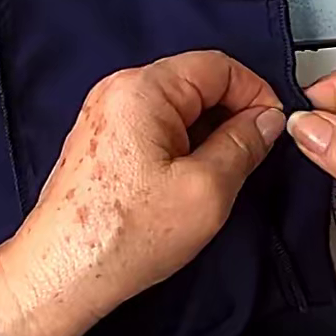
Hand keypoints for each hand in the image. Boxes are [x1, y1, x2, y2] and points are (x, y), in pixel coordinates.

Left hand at [0, 51, 288, 335]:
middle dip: (229, 115)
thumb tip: (266, 120)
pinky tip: (182, 182)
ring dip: (203, 134)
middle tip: (247, 158)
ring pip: (174, 108)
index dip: (255, 93)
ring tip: (211, 178)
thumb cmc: (120, 235)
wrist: (61, 270)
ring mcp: (102, 115)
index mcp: (140, 89)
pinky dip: (177, 145)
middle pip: (193, 83)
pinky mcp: (99, 141)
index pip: (217, 65)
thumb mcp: (207, 189)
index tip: (273, 127)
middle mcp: (115, 92)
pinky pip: (151, 126)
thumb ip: (244, 144)